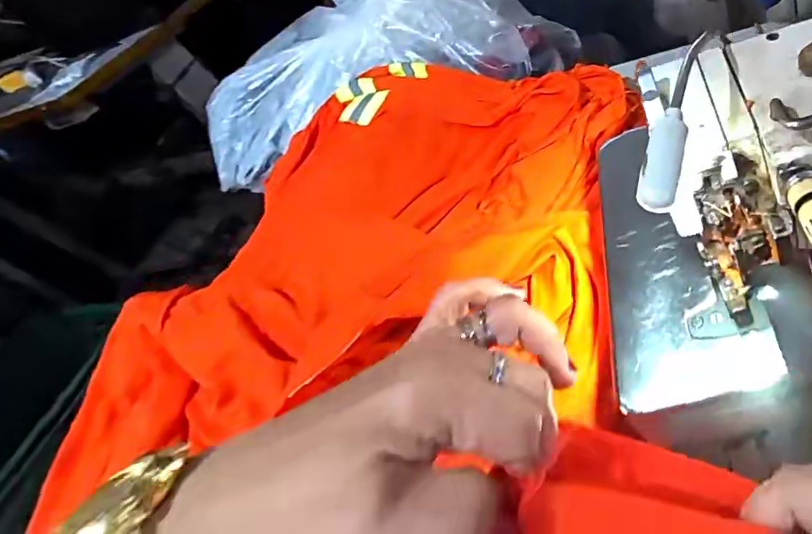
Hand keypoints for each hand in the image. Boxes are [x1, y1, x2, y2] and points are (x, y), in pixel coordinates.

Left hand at [156, 280, 575, 533]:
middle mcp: (436, 352)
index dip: (539, 466)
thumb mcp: (397, 530)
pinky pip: (459, 302)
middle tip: (535, 476)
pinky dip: (492, 300)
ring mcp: (423, 345)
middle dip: (543, 422)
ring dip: (538, 343)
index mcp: (434, 391)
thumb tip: (516, 490)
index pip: (524, 419)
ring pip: (503, 319)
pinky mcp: (411, 353)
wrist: (245, 499)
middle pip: (520, 377)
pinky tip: (510, 310)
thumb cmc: (315, 517)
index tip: (528, 502)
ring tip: (565, 379)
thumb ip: (473, 506)